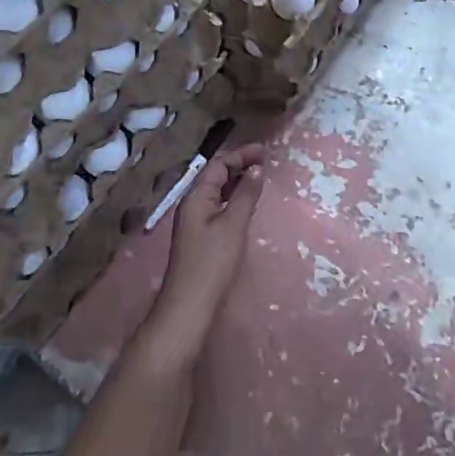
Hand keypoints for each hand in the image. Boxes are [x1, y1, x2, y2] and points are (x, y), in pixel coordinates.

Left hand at [142, 144, 265, 360]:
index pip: (218, 165)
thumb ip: (246, 195)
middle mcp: (192, 204)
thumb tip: (256, 169)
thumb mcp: (233, 225)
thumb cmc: (212, 263)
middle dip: (239, 164)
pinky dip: (233, 198)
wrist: (189, 305)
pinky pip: (217, 205)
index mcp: (196, 197)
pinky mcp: (200, 235)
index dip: (241, 155)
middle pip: (215, 175)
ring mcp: (194, 221)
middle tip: (265, 160)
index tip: (265, 151)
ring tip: (259, 176)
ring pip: (217, 190)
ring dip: (237, 180)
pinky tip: (246, 202)